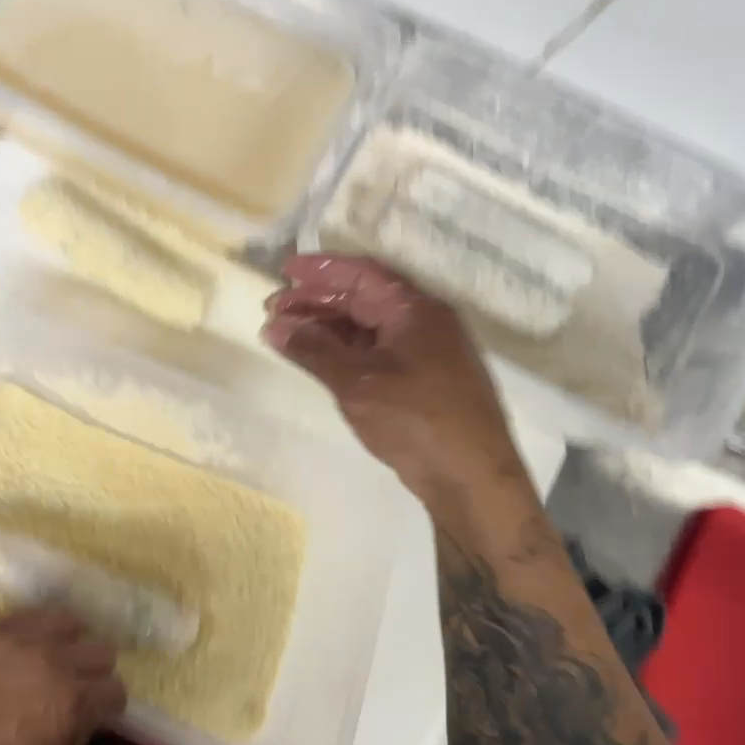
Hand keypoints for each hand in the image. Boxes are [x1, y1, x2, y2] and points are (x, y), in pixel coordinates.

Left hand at [0, 608, 126, 744]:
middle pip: (101, 651)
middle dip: (95, 670)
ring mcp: (26, 642)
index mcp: (75, 703)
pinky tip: (35, 640)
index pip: (116, 689)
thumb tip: (94, 712)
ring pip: (71, 622)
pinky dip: (40, 626)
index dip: (110, 702)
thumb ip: (84, 731)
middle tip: (80, 681)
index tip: (99, 707)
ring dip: (71, 641)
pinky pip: (33, 614)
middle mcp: (57, 664)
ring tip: (59, 653)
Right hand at [262, 254, 530, 504]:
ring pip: (367, 325)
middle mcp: (424, 322)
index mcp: (416, 310)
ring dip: (326, 326)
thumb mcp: (356, 381)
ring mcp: (425, 352)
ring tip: (286, 334)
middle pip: (364, 298)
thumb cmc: (416, 418)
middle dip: (317, 300)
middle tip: (274, 308)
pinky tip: (317, 359)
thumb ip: (313, 349)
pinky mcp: (421, 379)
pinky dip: (342, 349)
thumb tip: (274, 326)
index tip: (285, 270)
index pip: (363, 273)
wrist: (470, 476)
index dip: (322, 269)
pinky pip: (374, 349)